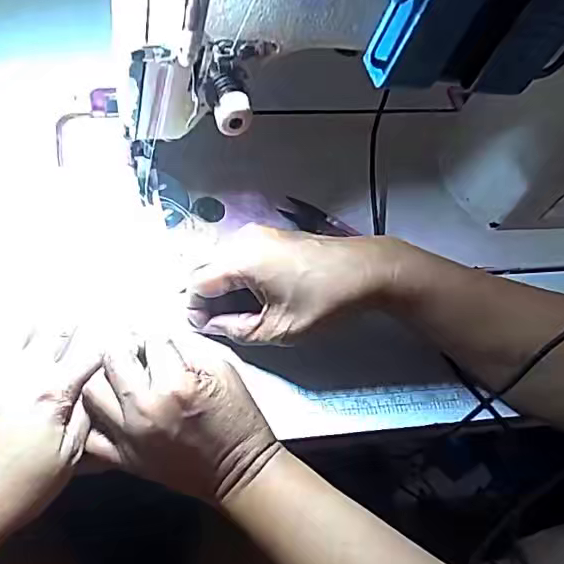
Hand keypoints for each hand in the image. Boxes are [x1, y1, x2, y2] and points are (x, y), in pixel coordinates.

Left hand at [0, 328, 103, 554]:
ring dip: (31, 331)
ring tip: (39, 332)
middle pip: (50, 332)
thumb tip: (92, 388)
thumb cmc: (21, 490)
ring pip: (13, 333)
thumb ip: (83, 418)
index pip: (87, 352)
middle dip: (68, 329)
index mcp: (52, 392)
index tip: (113, 339)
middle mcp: (20, 373)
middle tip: (75, 331)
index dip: (105, 342)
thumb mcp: (66, 460)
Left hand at [82, 334, 280, 503]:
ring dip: (101, 376)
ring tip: (116, 376)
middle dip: (123, 348)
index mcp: (175, 386)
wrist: (239, 473)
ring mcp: (129, 436)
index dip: (155, 338)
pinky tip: (105, 408)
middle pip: (112, 360)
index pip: (150, 342)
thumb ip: (185, 349)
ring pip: (91, 391)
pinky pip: (88, 435)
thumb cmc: (237, 420)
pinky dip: (91, 418)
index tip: (158, 345)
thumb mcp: (222, 372)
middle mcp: (146, 410)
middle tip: (132, 351)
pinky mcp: (123, 458)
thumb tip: (155, 338)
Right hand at [188, 224, 392, 343]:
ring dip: (219, 286)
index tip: (206, 329)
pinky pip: (237, 255)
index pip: (195, 284)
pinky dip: (235, 275)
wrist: (369, 270)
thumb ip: (236, 330)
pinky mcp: (269, 235)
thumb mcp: (278, 328)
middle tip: (219, 322)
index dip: (194, 310)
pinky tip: (251, 295)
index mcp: (239, 260)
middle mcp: (242, 240)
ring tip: (236, 311)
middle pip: (203, 269)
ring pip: (219, 262)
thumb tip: (211, 325)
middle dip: (204, 297)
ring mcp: (256, 233)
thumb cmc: (325, 301)